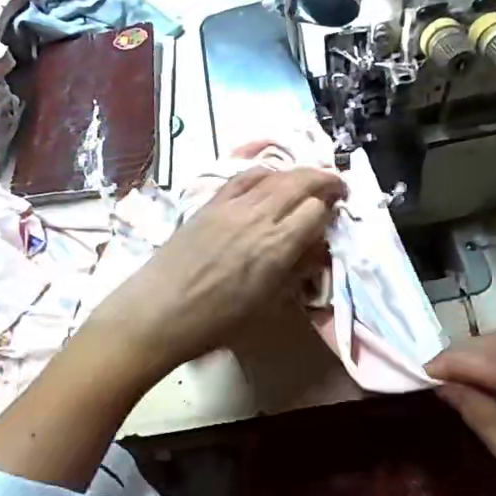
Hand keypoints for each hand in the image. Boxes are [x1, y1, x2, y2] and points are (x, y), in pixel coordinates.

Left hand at [87, 167, 344, 375]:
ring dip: (298, 174)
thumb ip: (294, 272)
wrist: (158, 313)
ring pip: (274, 174)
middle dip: (324, 180)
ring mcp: (231, 206)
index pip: (316, 210)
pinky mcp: (209, 203)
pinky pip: (243, 177)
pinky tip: (270, 178)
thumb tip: (313, 250)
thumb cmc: (215, 322)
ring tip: (309, 181)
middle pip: (300, 182)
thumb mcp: (266, 306)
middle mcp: (257, 217)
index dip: (331, 210)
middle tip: (337, 187)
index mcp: (276, 247)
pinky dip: (264, 173)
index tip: (336, 216)